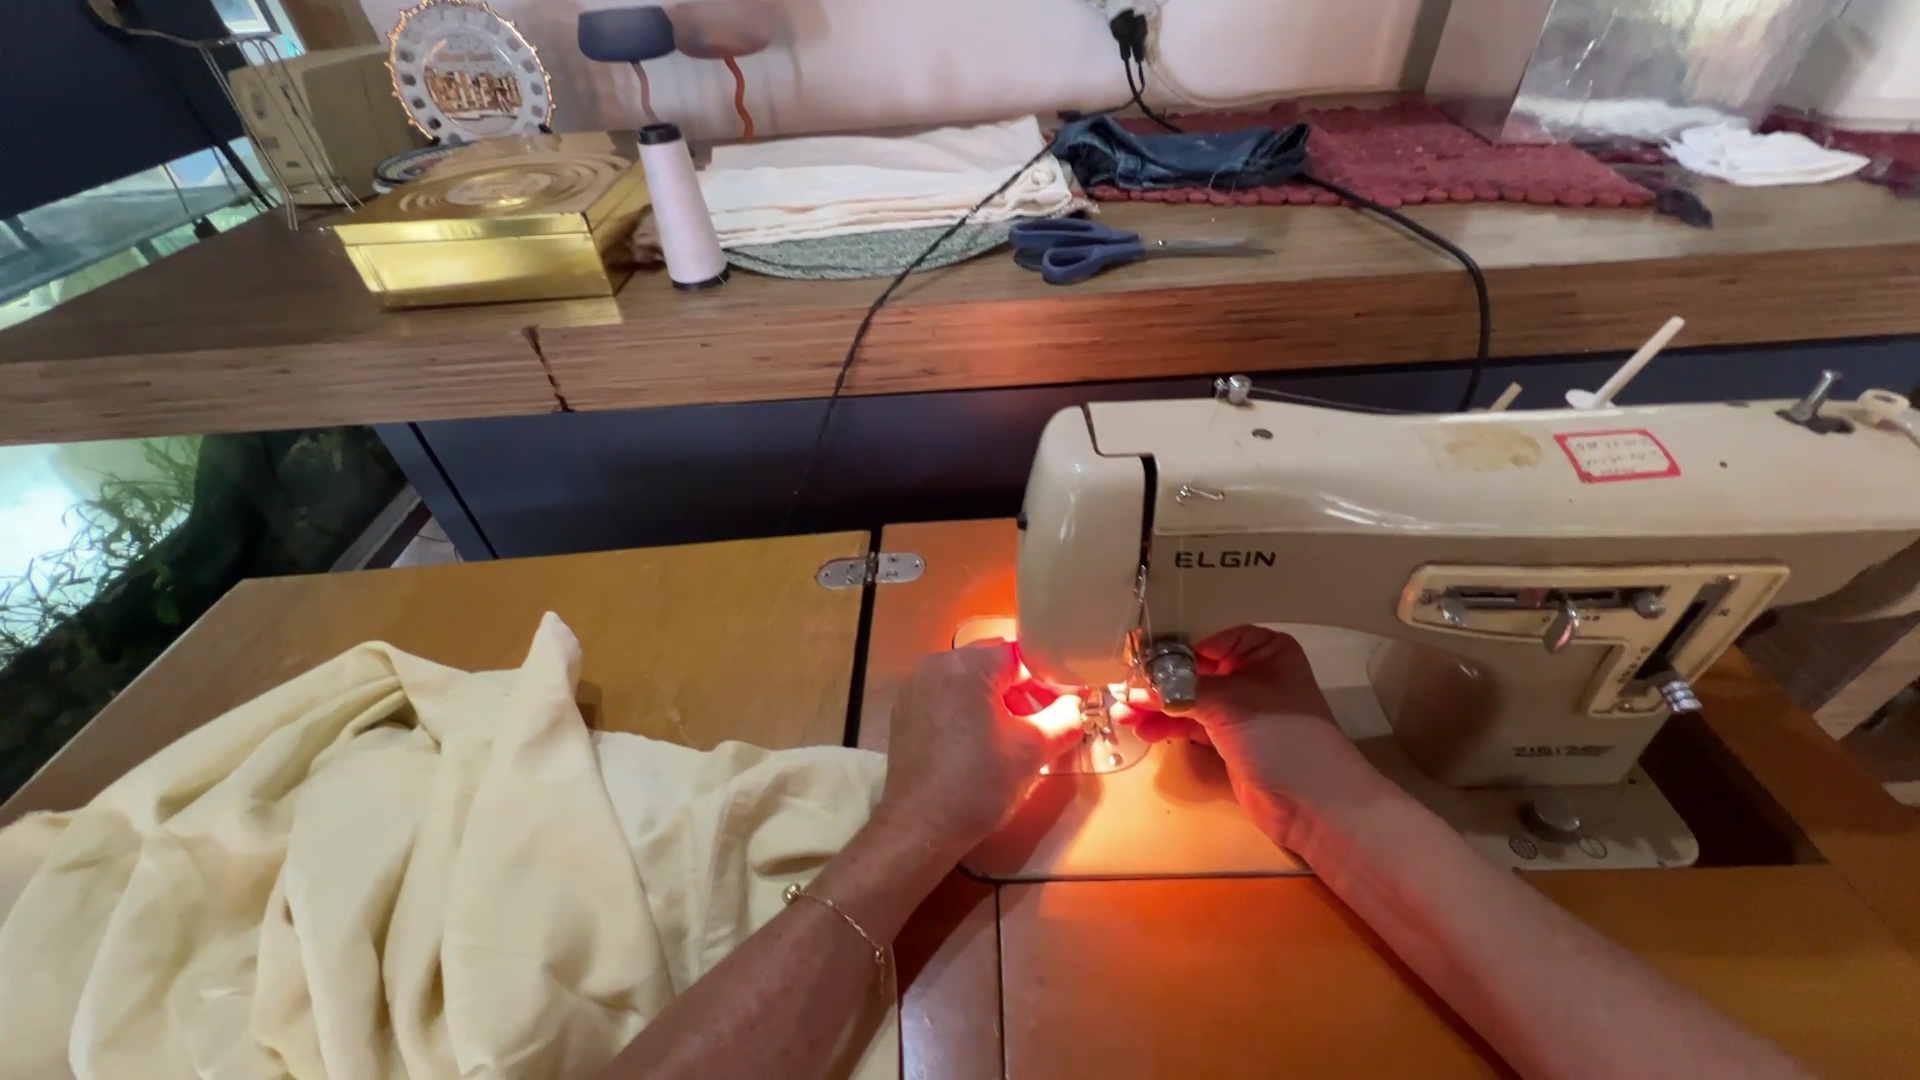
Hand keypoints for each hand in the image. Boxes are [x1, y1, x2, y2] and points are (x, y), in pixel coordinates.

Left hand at [878, 642, 1083, 856]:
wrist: (920, 827)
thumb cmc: (978, 784)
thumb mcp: (1032, 750)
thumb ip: (1065, 719)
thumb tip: (1076, 705)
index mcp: (966, 666)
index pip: (1019, 655)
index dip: (1046, 678)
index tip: (1061, 704)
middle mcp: (935, 665)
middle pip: (992, 665)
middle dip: (1021, 690)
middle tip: (1041, 723)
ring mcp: (915, 687)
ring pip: (969, 680)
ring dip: (995, 701)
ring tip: (1012, 737)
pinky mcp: (904, 710)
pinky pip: (946, 696)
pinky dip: (967, 710)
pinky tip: (979, 744)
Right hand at [1115, 627, 1392, 842]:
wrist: (1315, 804)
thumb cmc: (1280, 736)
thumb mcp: (1230, 702)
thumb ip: (1181, 690)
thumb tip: (1137, 687)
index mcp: (1264, 650)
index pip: (1207, 639)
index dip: (1172, 651)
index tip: (1138, 660)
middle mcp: (1252, 673)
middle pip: (1195, 669)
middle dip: (1159, 682)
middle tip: (1124, 690)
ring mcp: (1242, 708)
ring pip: (1190, 698)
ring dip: (1158, 706)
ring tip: (1125, 714)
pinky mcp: (1230, 738)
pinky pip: (1192, 723)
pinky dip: (1169, 725)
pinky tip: (1144, 730)